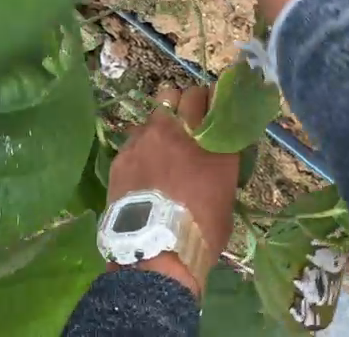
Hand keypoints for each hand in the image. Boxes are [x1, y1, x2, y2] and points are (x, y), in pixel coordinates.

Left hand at [105, 85, 237, 295]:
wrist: (155, 253)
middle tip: (190, 121)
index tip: (213, 111)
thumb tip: (217, 151)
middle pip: (183, 94)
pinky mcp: (123, 152)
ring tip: (163, 142)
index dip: (212, 102)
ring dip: (163, 121)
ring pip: (156, 110)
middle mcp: (179, 130)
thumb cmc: (201, 231)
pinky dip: (143, 143)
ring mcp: (147, 137)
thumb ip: (220, 161)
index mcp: (211, 139)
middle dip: (187, 103)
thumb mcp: (225, 194)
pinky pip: (136, 136)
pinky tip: (144, 164)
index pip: (213, 99)